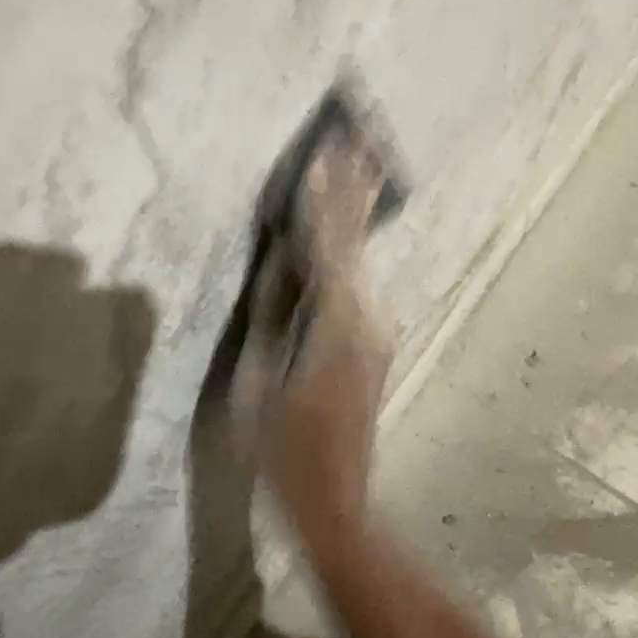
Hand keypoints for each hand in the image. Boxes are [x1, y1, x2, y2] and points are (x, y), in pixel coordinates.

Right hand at [233, 134, 393, 536]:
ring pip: (360, 258)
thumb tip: (281, 258)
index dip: (322, 197)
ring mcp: (377, 330)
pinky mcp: (374, 342)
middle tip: (360, 135)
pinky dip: (348, 247)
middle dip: (354, 187)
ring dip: (355, 211)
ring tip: (363, 161)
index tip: (323, 150)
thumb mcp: (260, 380)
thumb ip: (273, 313)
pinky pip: (356, 281)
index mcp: (337, 323)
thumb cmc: (282, 451)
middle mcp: (368, 317)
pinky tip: (346, 225)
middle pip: (355, 241)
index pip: (327, 244)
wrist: (337, 501)